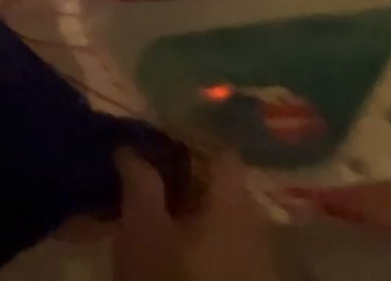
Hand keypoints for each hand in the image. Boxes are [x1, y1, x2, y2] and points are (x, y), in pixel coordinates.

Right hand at [112, 149, 278, 280]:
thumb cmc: (168, 277)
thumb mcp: (141, 225)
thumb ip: (139, 179)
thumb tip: (131, 145)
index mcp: (234, 207)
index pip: (222, 152)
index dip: (188, 133)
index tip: (151, 125)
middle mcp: (258, 227)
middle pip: (223, 181)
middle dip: (183, 166)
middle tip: (140, 160)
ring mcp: (260, 257)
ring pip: (223, 209)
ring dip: (188, 195)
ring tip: (149, 194)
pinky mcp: (250, 278)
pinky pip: (226, 235)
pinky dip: (197, 222)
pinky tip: (169, 230)